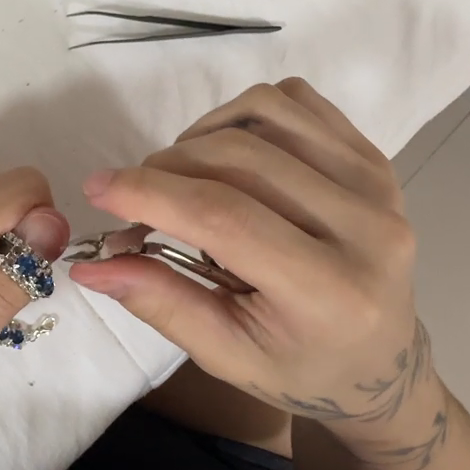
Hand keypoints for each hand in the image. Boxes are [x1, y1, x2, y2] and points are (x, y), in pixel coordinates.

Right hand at [70, 80, 437, 449]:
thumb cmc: (300, 369)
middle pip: (238, 157)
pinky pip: (293, 100)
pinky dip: (242, 112)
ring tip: (183, 175)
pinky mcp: (373, 156)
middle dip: (164, 167)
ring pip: (262, 114)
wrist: (382, 362)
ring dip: (200, 135)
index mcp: (331, 292)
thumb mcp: (225, 355)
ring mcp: (376, 182)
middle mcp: (367, 227)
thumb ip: (159, 301)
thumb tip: (87, 265)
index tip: (96, 188)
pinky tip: (227, 152)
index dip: (150, 193)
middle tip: (134, 197)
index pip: (225, 217)